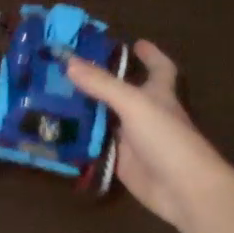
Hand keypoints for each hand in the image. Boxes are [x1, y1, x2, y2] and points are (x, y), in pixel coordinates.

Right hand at [65, 40, 233, 229]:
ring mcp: (132, 139)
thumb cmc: (167, 138)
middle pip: (121, 92)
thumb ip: (102, 84)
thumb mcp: (134, 104)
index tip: (135, 43)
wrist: (183, 189)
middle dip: (99, 80)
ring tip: (50, 94)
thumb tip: (68, 61)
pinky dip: (79, 139)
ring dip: (83, 109)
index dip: (150, 55)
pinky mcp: (120, 162)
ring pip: (104, 119)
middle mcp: (145, 114)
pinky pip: (96, 146)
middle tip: (67, 67)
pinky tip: (55, 130)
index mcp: (158, 95)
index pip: (159, 68)